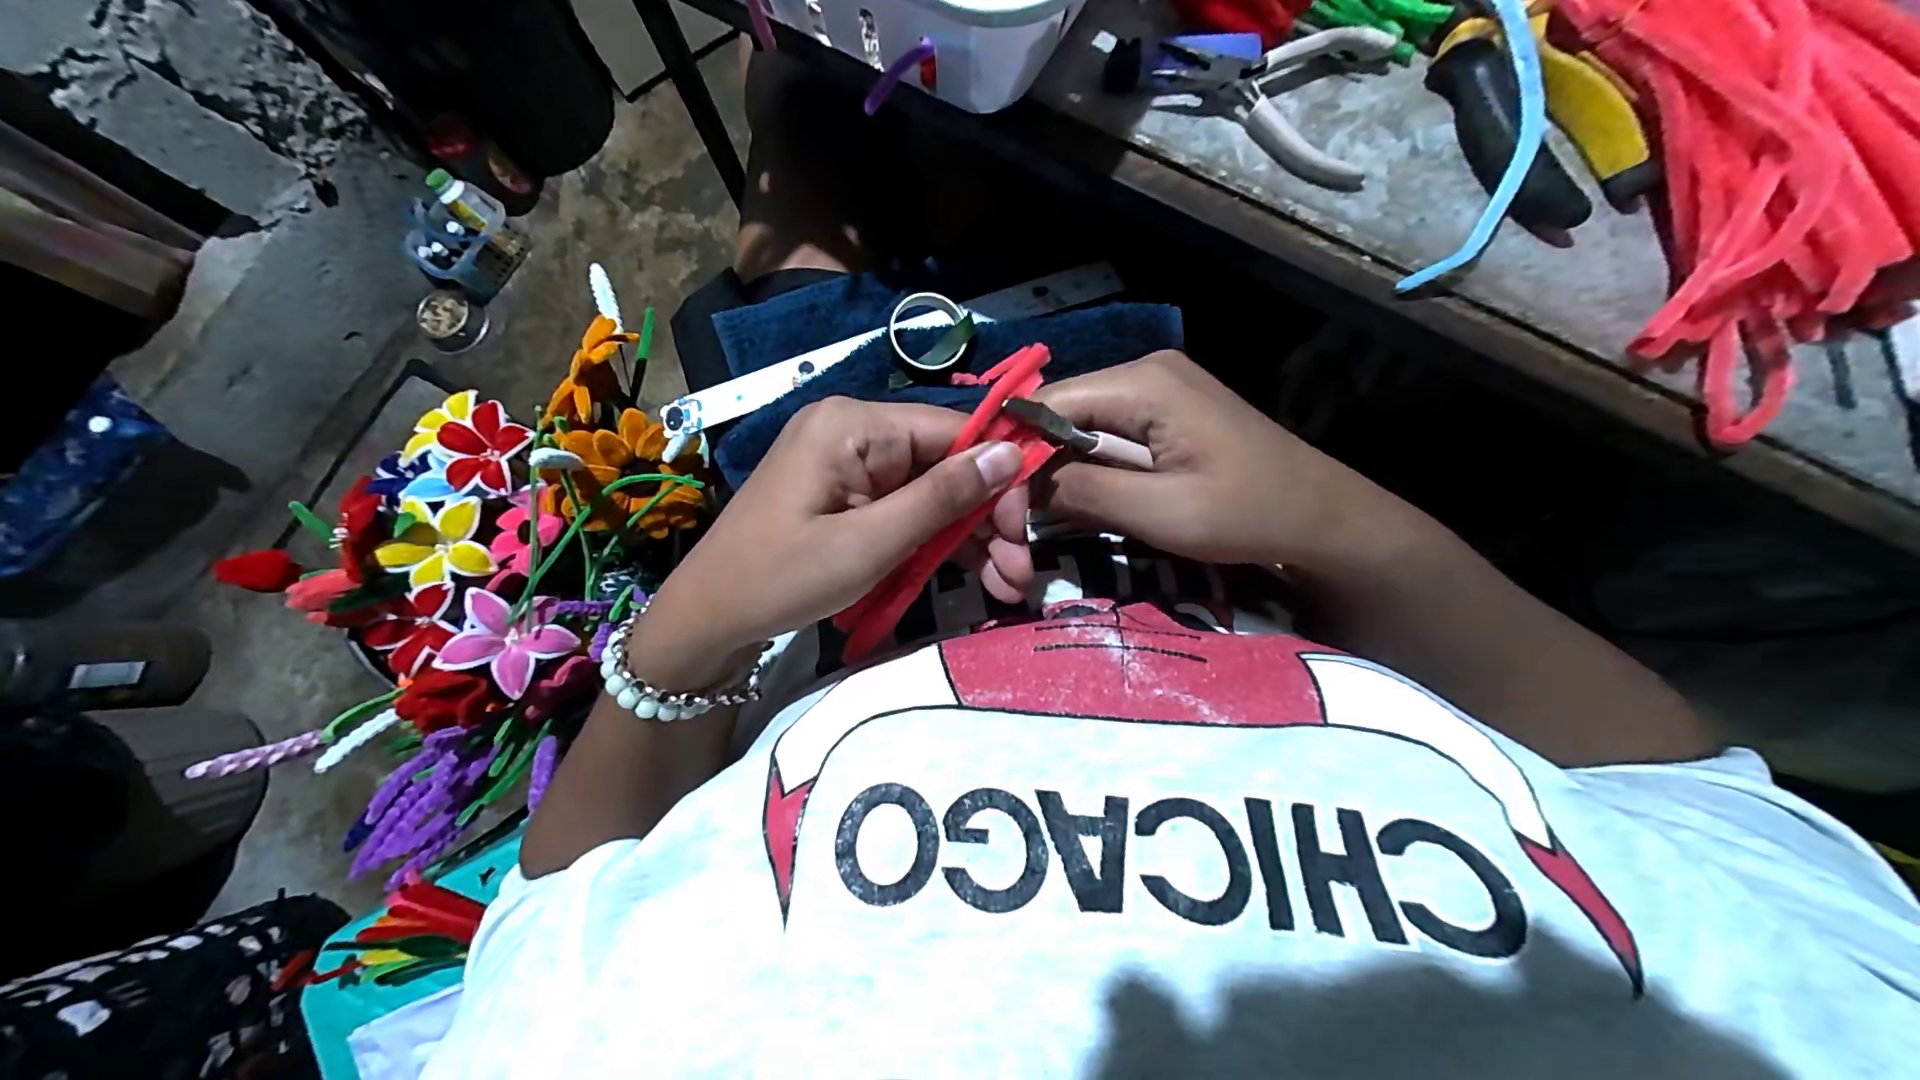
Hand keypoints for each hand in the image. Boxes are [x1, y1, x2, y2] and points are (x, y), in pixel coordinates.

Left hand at [628, 397, 1024, 688]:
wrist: (710, 618)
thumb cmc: (782, 578)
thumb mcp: (870, 544)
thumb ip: (941, 498)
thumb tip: (1010, 453)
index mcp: (853, 426)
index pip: (952, 432)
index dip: (998, 478)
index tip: (1023, 532)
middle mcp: (856, 433)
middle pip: (946, 465)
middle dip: (987, 519)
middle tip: (1018, 574)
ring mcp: (851, 466)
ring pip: (932, 492)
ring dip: (969, 537)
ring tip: (1006, 585)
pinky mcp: (849, 497)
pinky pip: (906, 510)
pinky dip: (935, 542)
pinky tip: (972, 573)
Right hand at [1021, 350, 1442, 576]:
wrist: (1324, 518)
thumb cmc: (1248, 514)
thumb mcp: (1160, 513)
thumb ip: (1085, 492)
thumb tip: (1023, 484)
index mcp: (1144, 382)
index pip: (1049, 401)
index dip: (1014, 446)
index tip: (994, 495)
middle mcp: (1146, 371)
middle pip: (1062, 409)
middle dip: (1035, 459)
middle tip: (1014, 513)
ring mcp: (1158, 389)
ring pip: (1081, 423)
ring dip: (1059, 466)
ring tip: (1036, 510)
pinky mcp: (1167, 412)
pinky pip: (1108, 433)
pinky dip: (1087, 465)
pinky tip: (1075, 498)